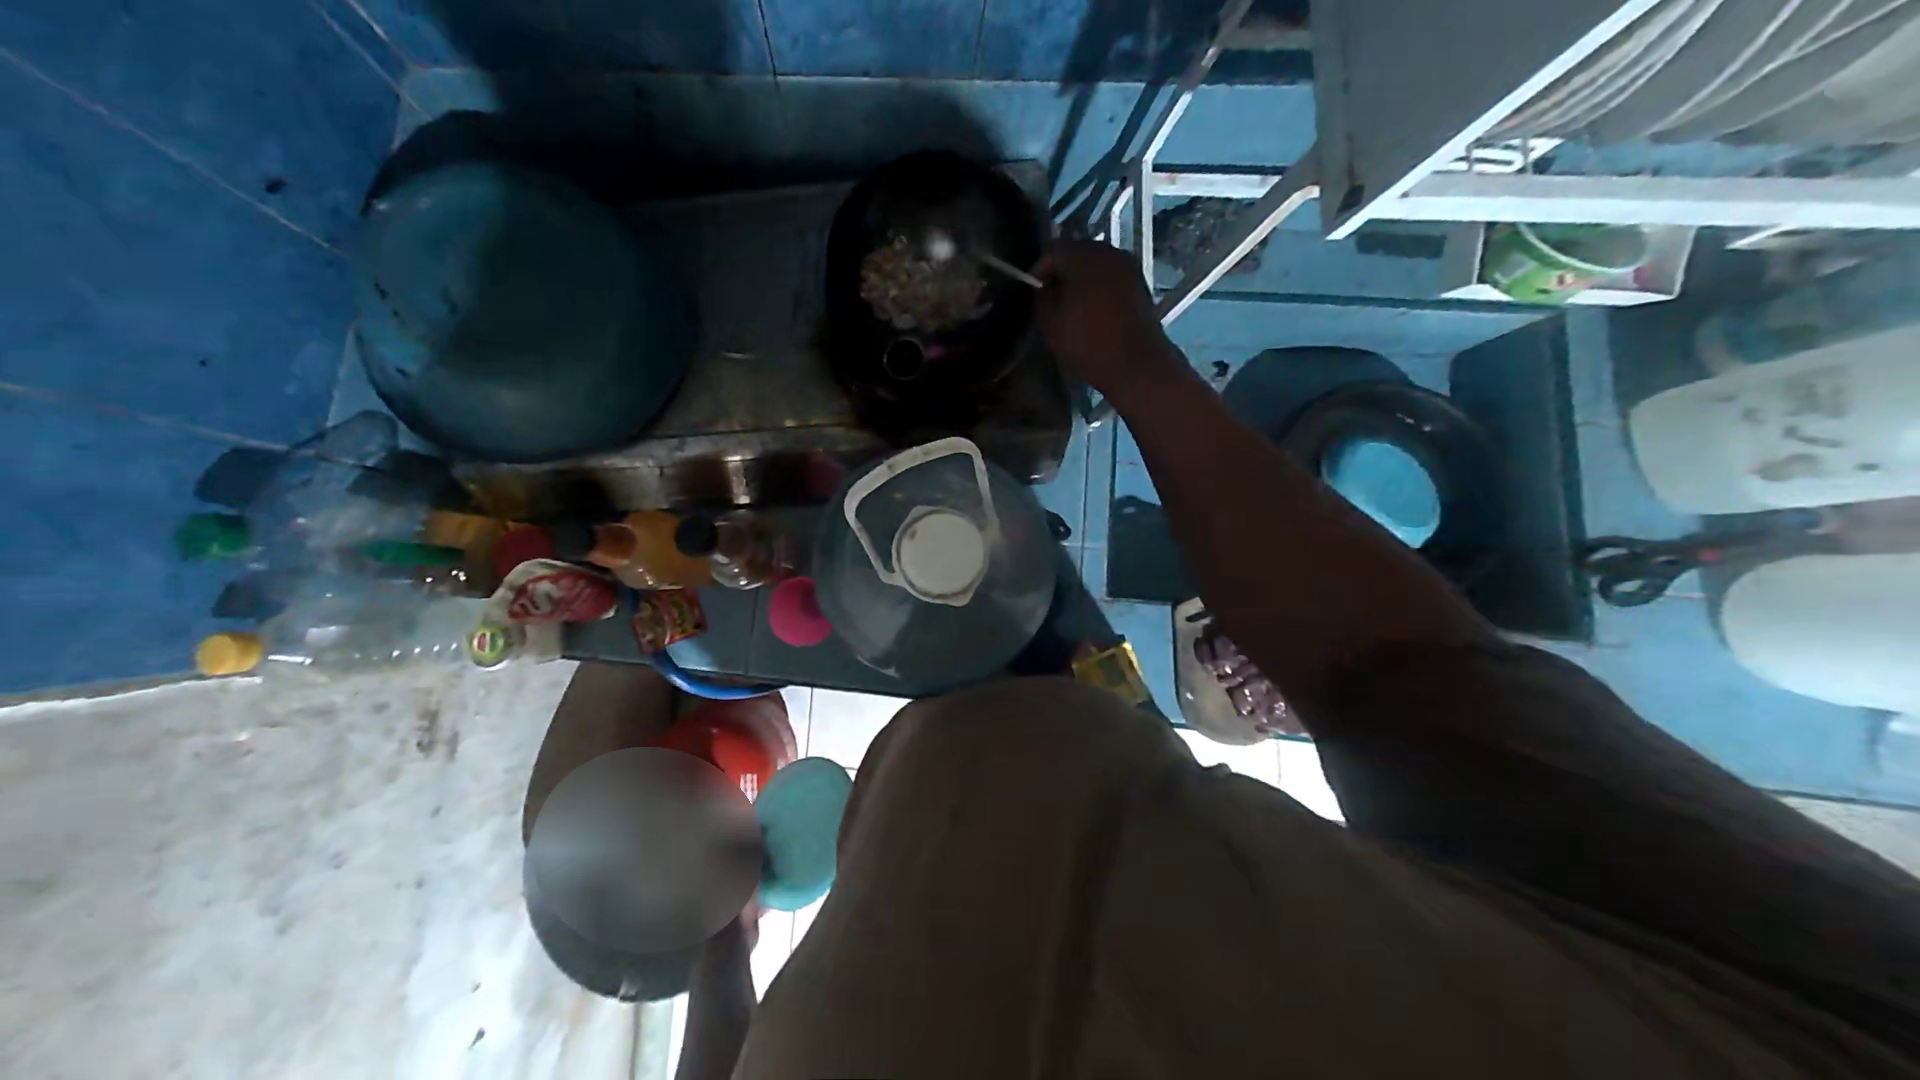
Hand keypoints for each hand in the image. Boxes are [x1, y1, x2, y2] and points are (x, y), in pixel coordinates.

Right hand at [1034, 240, 1187, 402]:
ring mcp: (1129, 267)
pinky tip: (1092, 313)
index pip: (1052, 250)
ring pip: (1096, 267)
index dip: (1038, 271)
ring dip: (1081, 282)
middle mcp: (1109, 252)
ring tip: (1071, 309)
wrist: (1137, 364)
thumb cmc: (1088, 343)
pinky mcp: (1140, 284)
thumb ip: (1041, 298)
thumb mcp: (1050, 323)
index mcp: (1084, 256)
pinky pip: (1111, 279)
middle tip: (1050, 300)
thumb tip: (1044, 288)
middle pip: (1076, 254)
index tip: (1033, 293)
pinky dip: (1098, 289)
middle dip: (1061, 274)